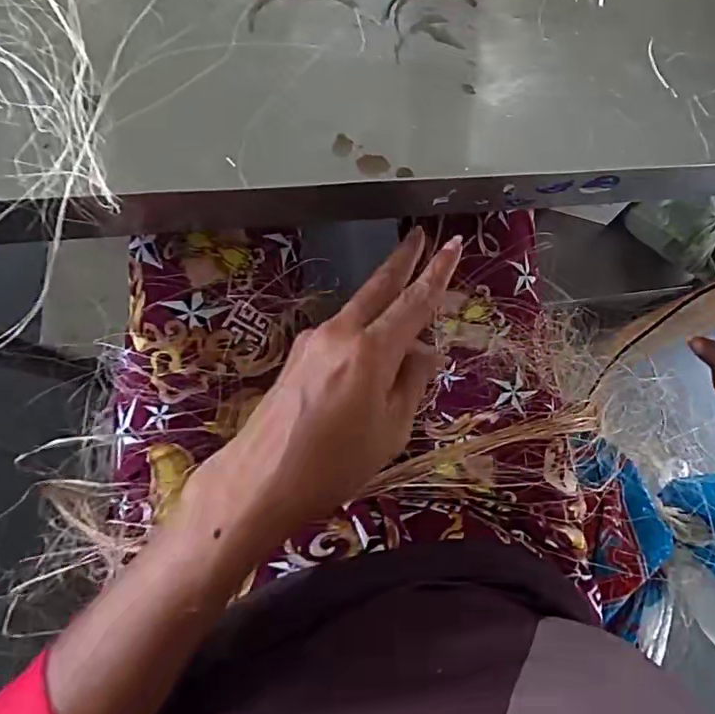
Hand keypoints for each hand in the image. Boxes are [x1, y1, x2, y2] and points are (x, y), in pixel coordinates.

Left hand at [191, 229, 461, 539]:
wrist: (261, 478)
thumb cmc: (336, 464)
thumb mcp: (391, 429)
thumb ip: (411, 382)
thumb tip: (424, 350)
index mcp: (371, 350)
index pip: (414, 302)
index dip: (438, 272)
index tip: (453, 244)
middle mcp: (340, 332)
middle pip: (378, 286)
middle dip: (402, 259)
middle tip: (419, 235)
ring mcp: (314, 339)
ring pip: (358, 310)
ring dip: (383, 303)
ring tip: (407, 318)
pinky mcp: (298, 353)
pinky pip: (341, 333)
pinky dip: (362, 332)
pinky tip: (370, 359)